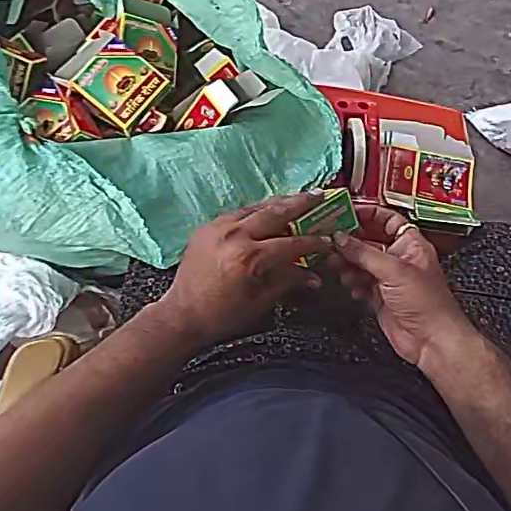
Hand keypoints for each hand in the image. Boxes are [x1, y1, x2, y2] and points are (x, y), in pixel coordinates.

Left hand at [154, 193, 331, 347]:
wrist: (182, 314)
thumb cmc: (222, 314)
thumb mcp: (260, 301)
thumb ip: (287, 281)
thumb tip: (313, 276)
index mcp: (248, 257)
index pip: (290, 243)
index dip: (312, 242)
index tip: (327, 240)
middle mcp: (234, 235)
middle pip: (275, 213)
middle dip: (300, 203)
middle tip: (319, 196)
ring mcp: (218, 227)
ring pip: (256, 207)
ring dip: (279, 202)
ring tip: (298, 197)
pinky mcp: (207, 227)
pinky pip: (238, 213)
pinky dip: (257, 210)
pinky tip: (269, 210)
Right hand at [330, 204, 475, 368]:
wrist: (431, 340)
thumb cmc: (429, 304)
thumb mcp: (393, 270)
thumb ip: (364, 252)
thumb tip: (342, 238)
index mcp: (410, 245)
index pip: (387, 219)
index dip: (367, 213)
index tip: (346, 212)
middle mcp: (399, 259)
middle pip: (369, 241)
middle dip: (350, 241)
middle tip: (331, 239)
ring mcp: (388, 278)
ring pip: (361, 263)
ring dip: (347, 263)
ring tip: (336, 264)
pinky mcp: (379, 296)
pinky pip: (359, 282)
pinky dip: (351, 282)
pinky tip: (349, 284)